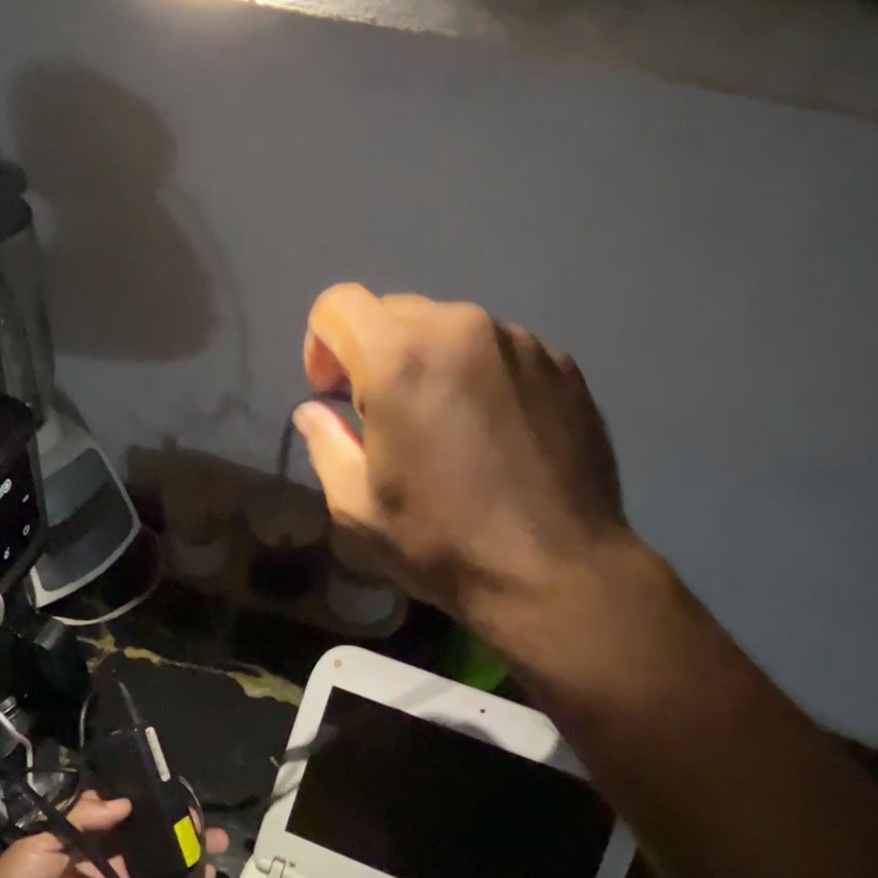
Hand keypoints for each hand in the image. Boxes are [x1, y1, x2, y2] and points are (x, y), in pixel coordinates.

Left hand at [0, 792, 229, 877]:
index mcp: (86, 819)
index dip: (153, 796)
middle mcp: (107, 841)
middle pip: (149, 828)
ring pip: (157, 857)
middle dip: (179, 823)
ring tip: (216, 845)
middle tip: (206, 822)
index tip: (180, 792)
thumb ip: (80, 818)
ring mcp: (116, 872)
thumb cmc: (14, 877)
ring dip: (186, 851)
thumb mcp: (39, 840)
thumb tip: (123, 804)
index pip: (126, 801)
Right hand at [295, 285, 721, 718]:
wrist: (557, 573)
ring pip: (452, 330)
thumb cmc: (444, 544)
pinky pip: (500, 352)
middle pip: (395, 312)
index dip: (320, 345)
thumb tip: (315, 413)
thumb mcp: (358, 508)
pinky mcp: (562, 364)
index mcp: (400, 359)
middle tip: (384, 418)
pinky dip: (481, 378)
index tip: (332, 395)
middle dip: (374, 355)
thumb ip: (326, 444)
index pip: (338, 304)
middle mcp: (462, 329)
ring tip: (446, 429)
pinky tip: (495, 436)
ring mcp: (520, 342)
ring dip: (432, 365)